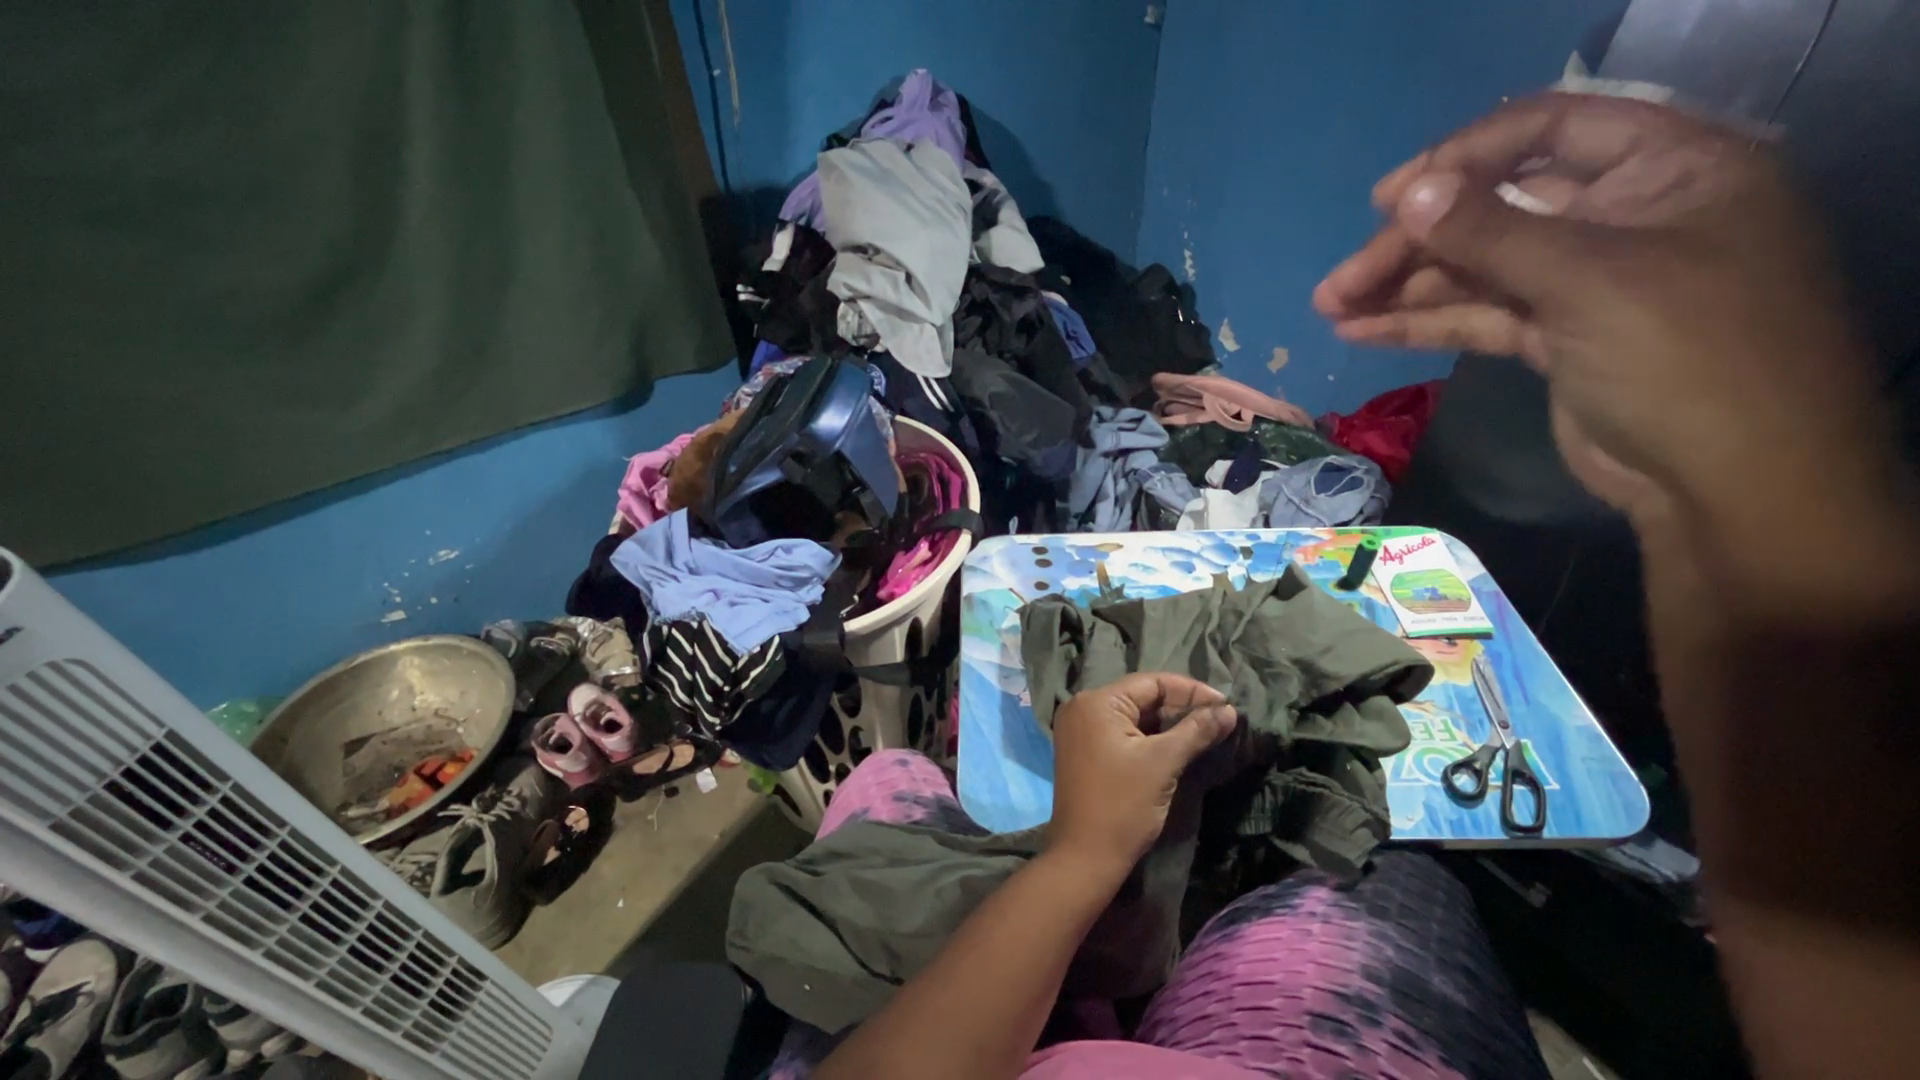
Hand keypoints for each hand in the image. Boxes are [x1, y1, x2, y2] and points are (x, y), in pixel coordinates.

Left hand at [1048, 673, 1236, 877]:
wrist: (1086, 856)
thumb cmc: (1123, 805)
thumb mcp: (1163, 762)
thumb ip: (1196, 730)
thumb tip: (1229, 710)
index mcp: (1095, 702)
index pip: (1151, 683)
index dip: (1191, 691)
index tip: (1226, 704)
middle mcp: (1083, 708)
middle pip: (1142, 697)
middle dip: (1182, 707)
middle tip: (1220, 719)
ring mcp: (1081, 730)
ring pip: (1134, 716)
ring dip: (1169, 723)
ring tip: (1207, 731)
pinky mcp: (1085, 751)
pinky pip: (1123, 732)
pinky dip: (1151, 737)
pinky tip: (1179, 744)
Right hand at [1312, 93, 1884, 518]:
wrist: (1730, 485)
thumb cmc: (1687, 359)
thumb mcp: (1589, 280)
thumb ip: (1491, 231)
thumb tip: (1410, 193)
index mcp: (1668, 168)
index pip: (1549, 128)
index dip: (1462, 158)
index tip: (1388, 200)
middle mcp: (1626, 214)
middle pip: (1497, 207)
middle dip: (1412, 244)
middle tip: (1338, 282)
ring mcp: (1589, 280)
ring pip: (1479, 267)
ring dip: (1404, 286)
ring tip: (1330, 309)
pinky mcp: (1558, 337)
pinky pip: (1481, 314)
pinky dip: (1424, 321)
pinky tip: (1362, 331)